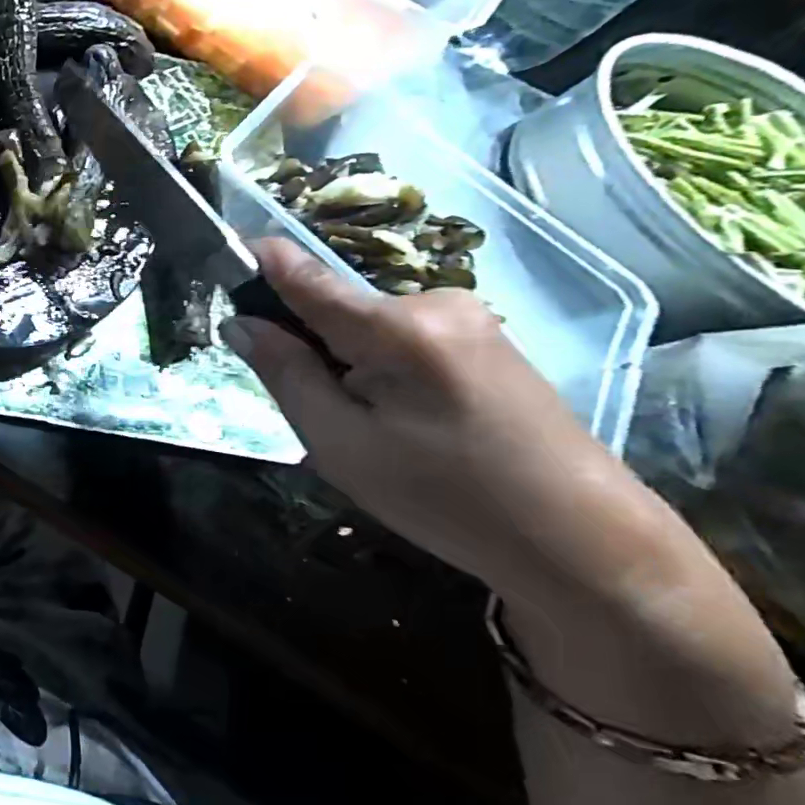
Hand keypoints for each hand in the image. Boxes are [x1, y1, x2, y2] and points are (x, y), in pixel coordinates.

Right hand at [220, 238, 662, 606]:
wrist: (584, 541)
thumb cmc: (449, 500)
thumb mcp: (344, 448)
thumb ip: (287, 375)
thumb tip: (241, 323)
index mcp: (395, 325)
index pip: (301, 270)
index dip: (254, 262)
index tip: (221, 274)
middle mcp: (431, 299)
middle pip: (335, 302)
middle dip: (305, 340)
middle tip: (312, 409)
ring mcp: (466, 314)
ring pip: (368, 322)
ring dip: (345, 359)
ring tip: (367, 428)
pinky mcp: (485, 336)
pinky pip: (403, 335)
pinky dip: (380, 365)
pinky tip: (405, 421)